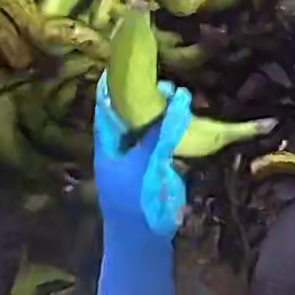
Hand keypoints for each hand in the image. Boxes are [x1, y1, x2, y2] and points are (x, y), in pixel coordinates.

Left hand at [92, 73, 192, 294]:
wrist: (142, 240)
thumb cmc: (133, 202)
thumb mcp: (145, 163)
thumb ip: (161, 131)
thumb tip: (177, 97)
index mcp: (108, 138)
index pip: (107, 99)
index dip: (117, 77)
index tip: (130, 55)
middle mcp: (121, 140)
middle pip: (131, 105)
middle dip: (147, 90)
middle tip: (164, 77)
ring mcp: (140, 151)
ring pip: (150, 119)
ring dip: (163, 106)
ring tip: (178, 92)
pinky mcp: (157, 161)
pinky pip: (165, 135)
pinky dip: (176, 123)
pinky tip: (188, 114)